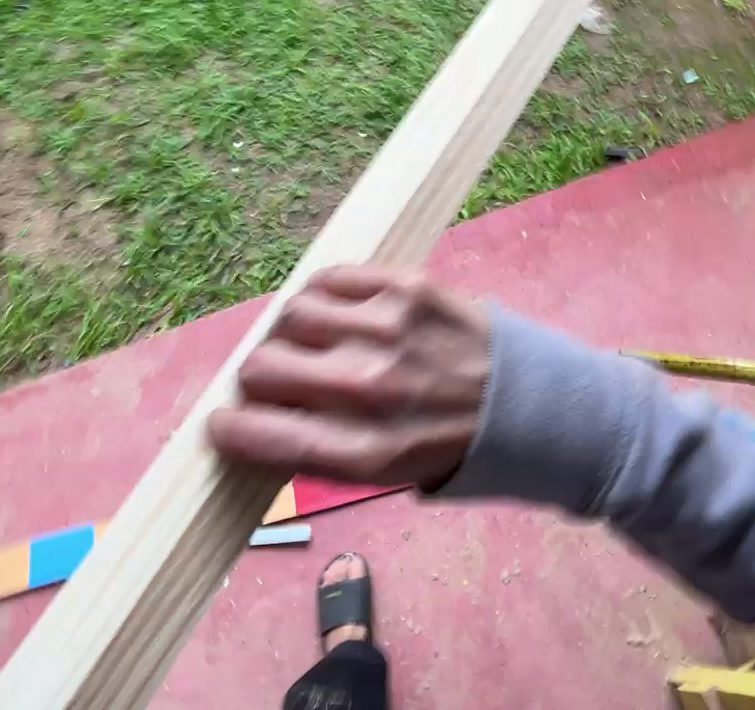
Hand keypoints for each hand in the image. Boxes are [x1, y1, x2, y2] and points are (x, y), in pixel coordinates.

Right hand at [207, 265, 490, 486]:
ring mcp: (390, 330)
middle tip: (273, 379)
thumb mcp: (388, 475)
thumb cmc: (451, 445)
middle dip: (256, 379)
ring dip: (288, 332)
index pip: (263, 436)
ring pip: (292, 315)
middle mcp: (372, 389)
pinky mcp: (408, 286)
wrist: (532, 403)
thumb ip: (322, 450)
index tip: (222, 423)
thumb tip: (256, 420)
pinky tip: (334, 311)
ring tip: (309, 340)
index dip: (229, 429)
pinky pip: (329, 279)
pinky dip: (319, 295)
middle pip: (264, 367)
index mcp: (367, 452)